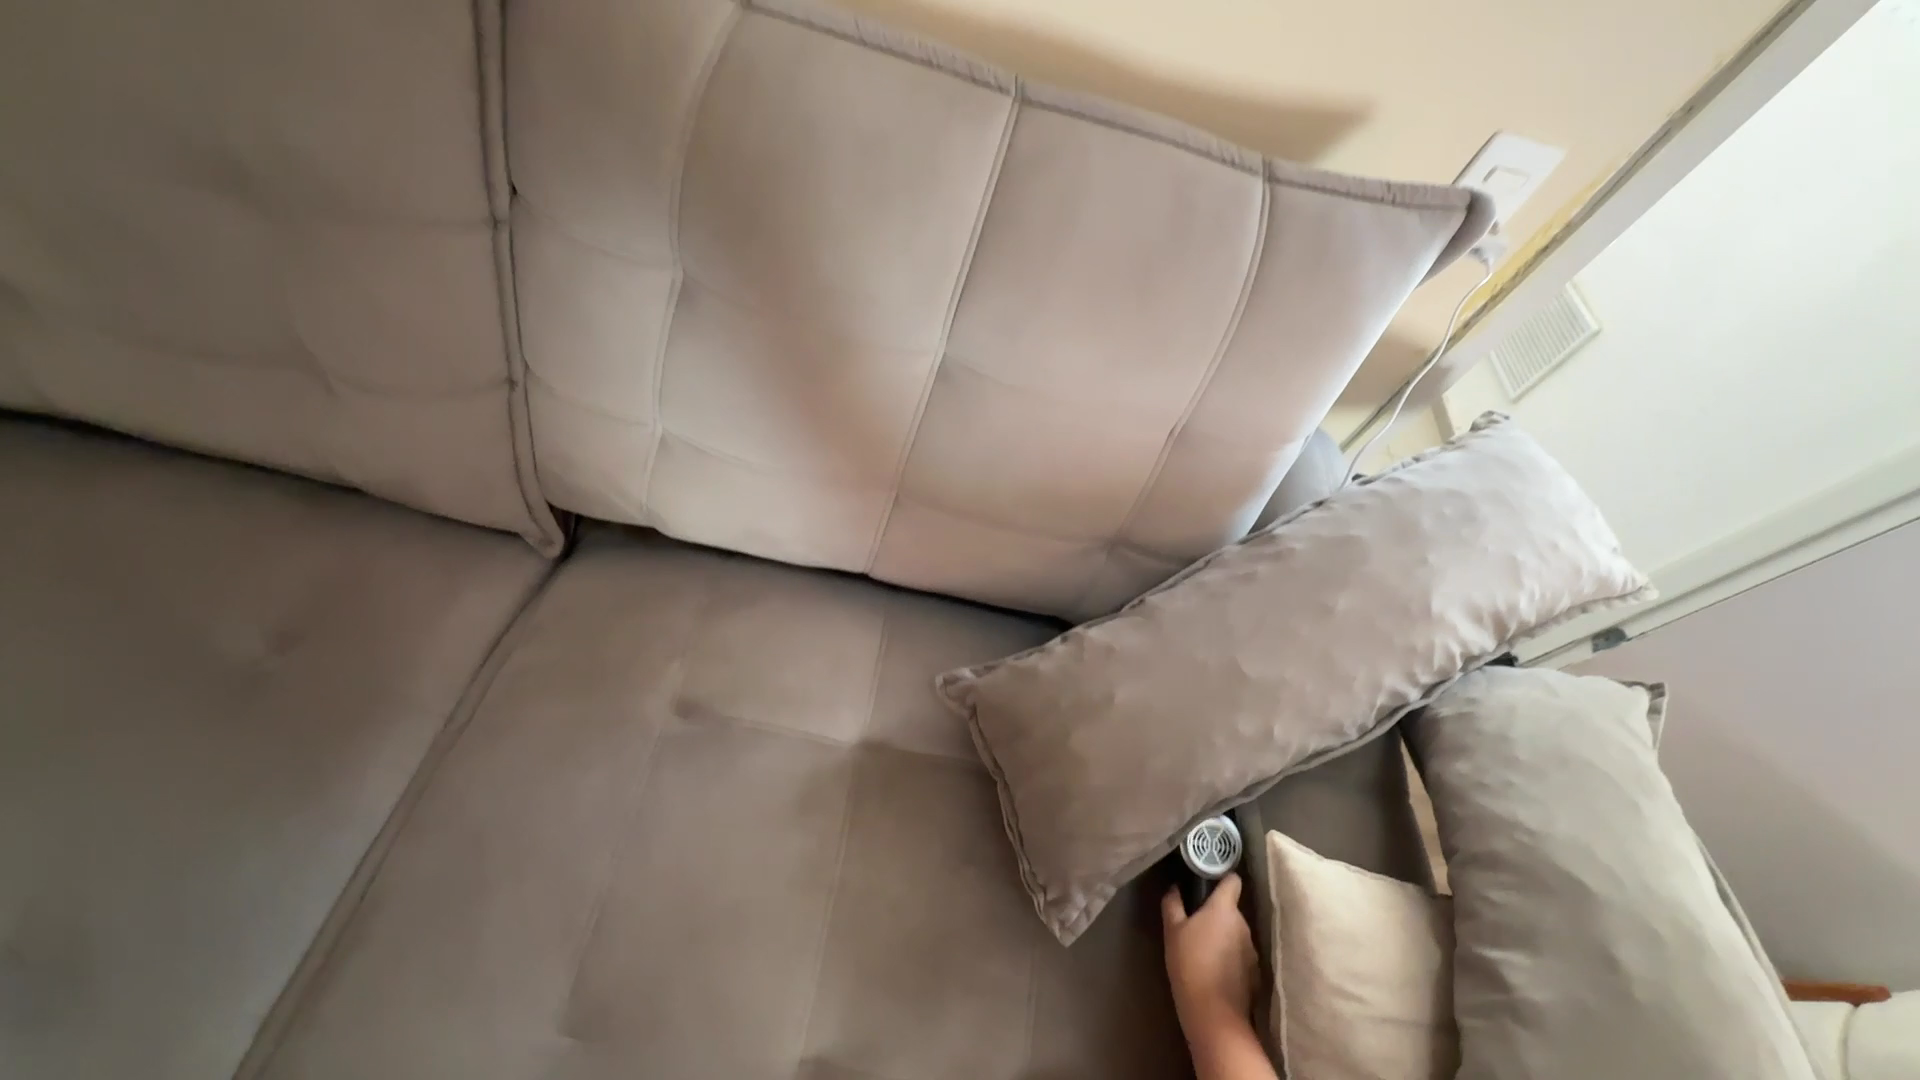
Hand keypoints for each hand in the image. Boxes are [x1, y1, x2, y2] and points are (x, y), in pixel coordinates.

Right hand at [1161, 873, 1256, 1032]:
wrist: (1213, 1013)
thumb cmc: (1189, 964)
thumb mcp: (1172, 931)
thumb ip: (1173, 904)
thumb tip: (1174, 887)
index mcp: (1224, 909)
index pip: (1233, 881)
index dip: (1223, 878)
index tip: (1210, 881)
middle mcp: (1243, 924)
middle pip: (1232, 910)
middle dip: (1217, 914)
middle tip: (1196, 925)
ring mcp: (1252, 950)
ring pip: (1237, 934)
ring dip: (1225, 937)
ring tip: (1205, 951)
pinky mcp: (1255, 973)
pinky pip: (1241, 956)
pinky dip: (1231, 959)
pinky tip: (1216, 971)